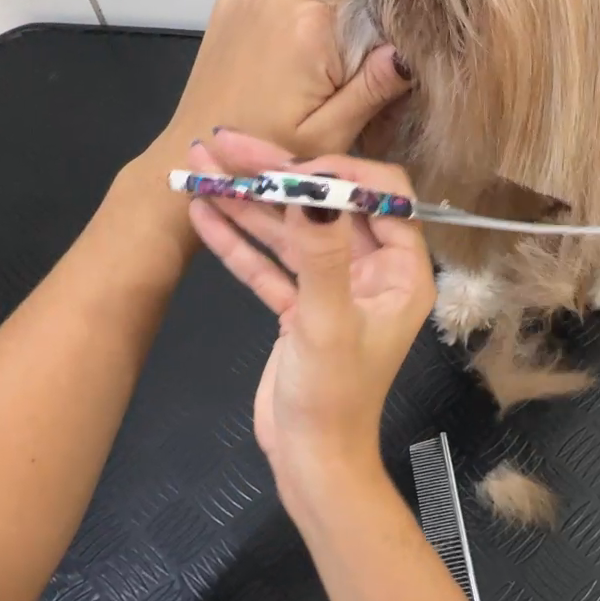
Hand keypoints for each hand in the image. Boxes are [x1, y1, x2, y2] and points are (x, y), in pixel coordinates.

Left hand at [143, 0, 410, 179]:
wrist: (195, 156)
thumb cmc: (263, 158)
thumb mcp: (329, 136)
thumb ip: (370, 91)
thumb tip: (405, 55)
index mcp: (310, 22)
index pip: (368, 27)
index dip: (366, 69)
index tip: (349, 102)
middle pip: (337, 20)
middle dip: (337, 61)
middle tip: (318, 108)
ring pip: (309, 19)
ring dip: (310, 55)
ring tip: (292, 99)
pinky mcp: (232, 6)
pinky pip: (277, 19)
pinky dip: (282, 47)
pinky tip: (272, 84)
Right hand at [185, 130, 434, 501]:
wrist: (310, 457)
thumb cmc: (333, 397)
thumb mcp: (326, 323)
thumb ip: (321, 254)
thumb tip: (313, 185)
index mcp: (401, 274)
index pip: (383, 197)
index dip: (340, 172)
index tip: (290, 164)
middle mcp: (372, 274)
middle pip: (327, 207)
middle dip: (276, 176)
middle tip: (222, 143)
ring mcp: (333, 290)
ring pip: (291, 233)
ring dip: (247, 203)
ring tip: (197, 167)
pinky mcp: (300, 309)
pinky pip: (270, 265)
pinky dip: (239, 242)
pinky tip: (202, 212)